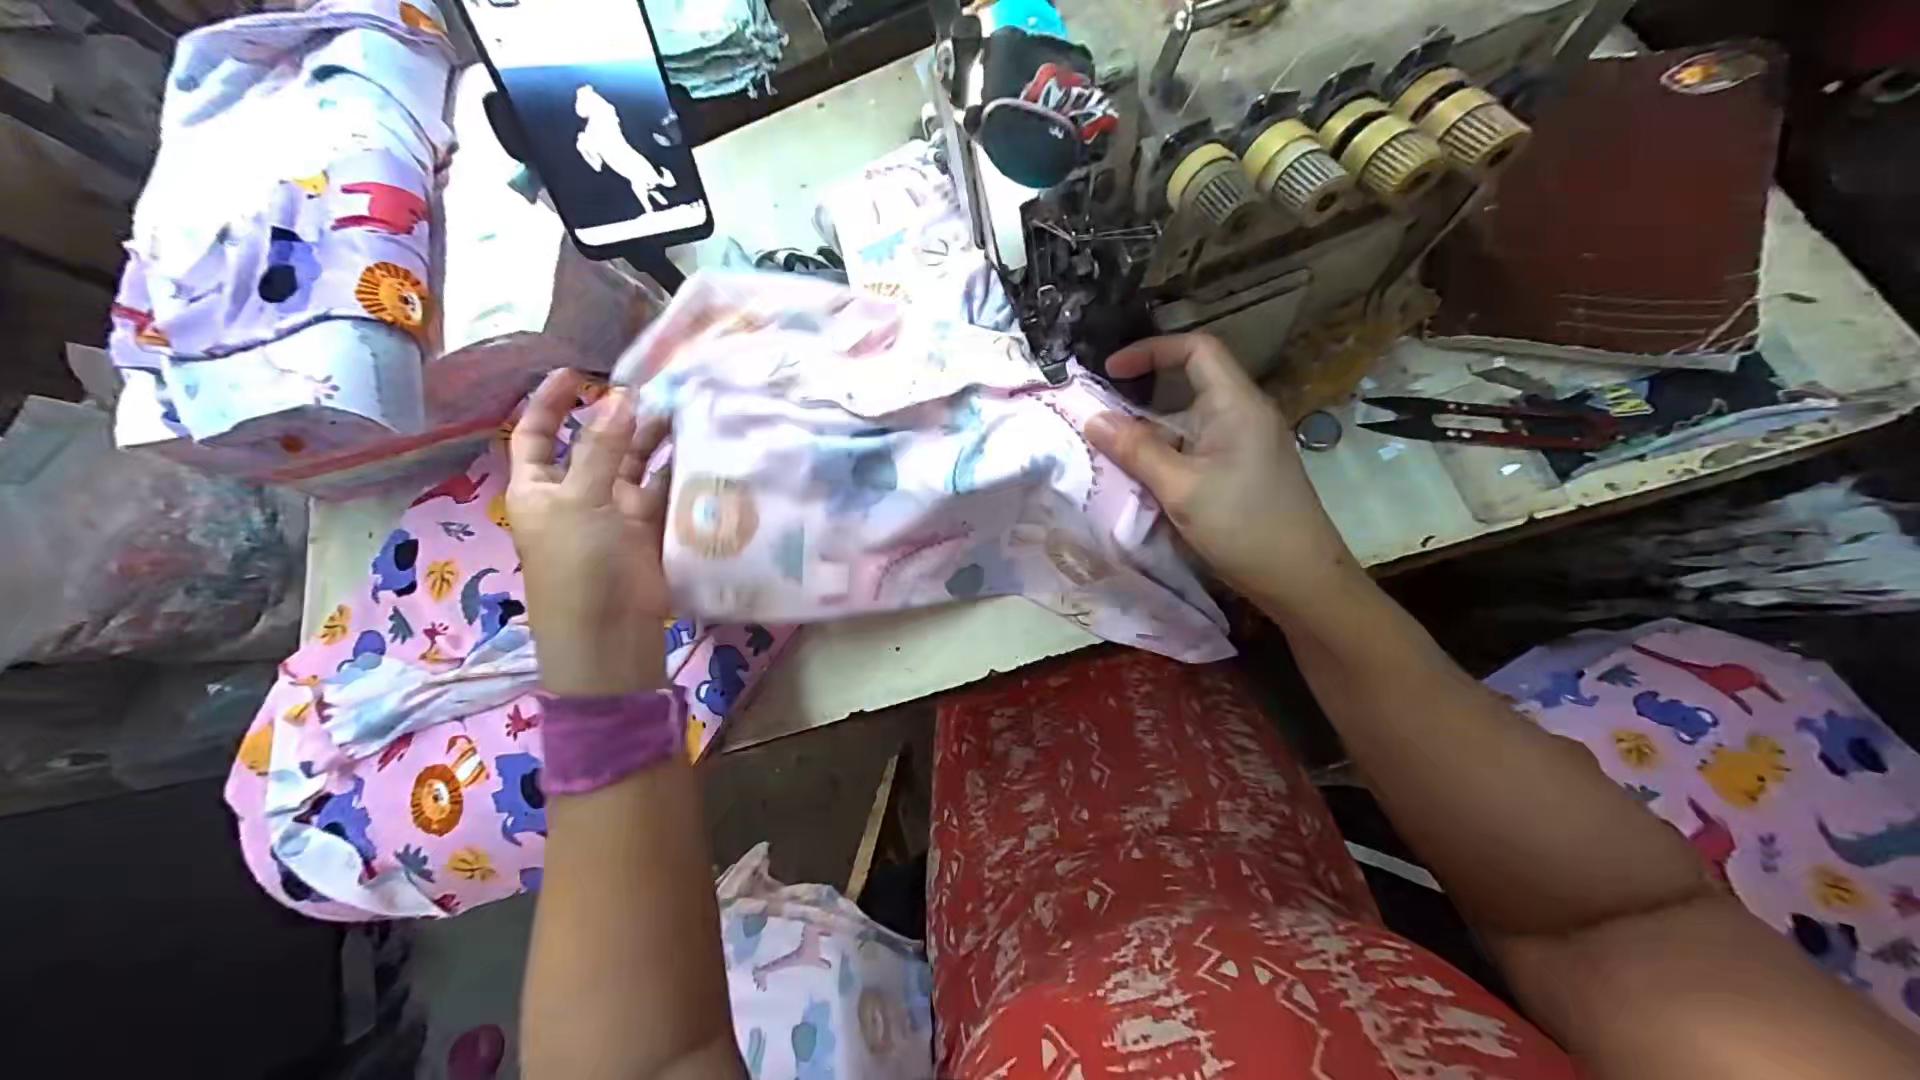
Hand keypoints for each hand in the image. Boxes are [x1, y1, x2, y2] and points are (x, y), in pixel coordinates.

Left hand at [507, 369, 671, 695]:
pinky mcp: (650, 527)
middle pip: (596, 444)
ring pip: (635, 465)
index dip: (550, 403)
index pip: (538, 434)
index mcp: (541, 487)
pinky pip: (662, 490)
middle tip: (656, 390)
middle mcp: (578, 494)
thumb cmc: (578, 565)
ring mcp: (616, 511)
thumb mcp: (580, 501)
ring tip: (683, 411)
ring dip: (654, 440)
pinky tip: (696, 449)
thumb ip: (601, 449)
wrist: (611, 631)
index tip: (576, 373)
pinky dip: (677, 471)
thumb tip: (620, 398)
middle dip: (619, 418)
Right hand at [1085, 334, 1363, 618]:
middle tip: (1098, 419)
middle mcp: (1242, 416)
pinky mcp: (1240, 472)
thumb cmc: (1244, 527)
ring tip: (1108, 454)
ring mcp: (1243, 446)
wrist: (1301, 580)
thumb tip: (1092, 419)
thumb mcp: (1181, 488)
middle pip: (1187, 386)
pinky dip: (1163, 458)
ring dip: (1148, 435)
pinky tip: (1139, 480)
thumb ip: (1136, 450)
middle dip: (1139, 399)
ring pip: (1186, 424)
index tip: (1111, 370)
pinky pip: (1194, 451)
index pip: (1196, 349)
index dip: (1151, 349)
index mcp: (1236, 405)